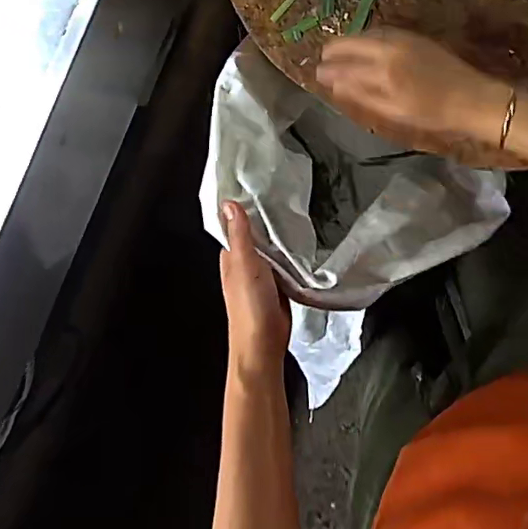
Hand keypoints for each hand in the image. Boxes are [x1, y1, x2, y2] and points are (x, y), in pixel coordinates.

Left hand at [219, 200, 288, 378]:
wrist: (263, 345)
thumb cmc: (250, 304)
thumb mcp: (244, 264)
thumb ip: (239, 235)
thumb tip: (228, 202)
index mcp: (231, 256)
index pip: (234, 224)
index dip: (242, 206)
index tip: (256, 183)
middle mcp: (243, 262)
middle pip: (254, 234)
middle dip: (264, 218)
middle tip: (281, 192)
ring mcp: (261, 274)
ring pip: (269, 248)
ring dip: (278, 235)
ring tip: (293, 210)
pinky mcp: (277, 284)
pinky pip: (282, 262)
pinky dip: (288, 252)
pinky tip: (299, 241)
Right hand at [316, 28, 512, 145]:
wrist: (473, 98)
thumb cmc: (434, 113)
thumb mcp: (395, 111)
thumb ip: (362, 96)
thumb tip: (335, 85)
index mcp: (383, 70)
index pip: (346, 66)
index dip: (329, 69)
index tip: (316, 72)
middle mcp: (390, 49)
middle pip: (353, 43)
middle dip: (335, 49)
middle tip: (323, 57)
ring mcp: (403, 39)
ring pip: (367, 34)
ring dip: (350, 41)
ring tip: (338, 51)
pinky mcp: (414, 37)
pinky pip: (381, 32)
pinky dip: (367, 37)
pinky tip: (365, 45)